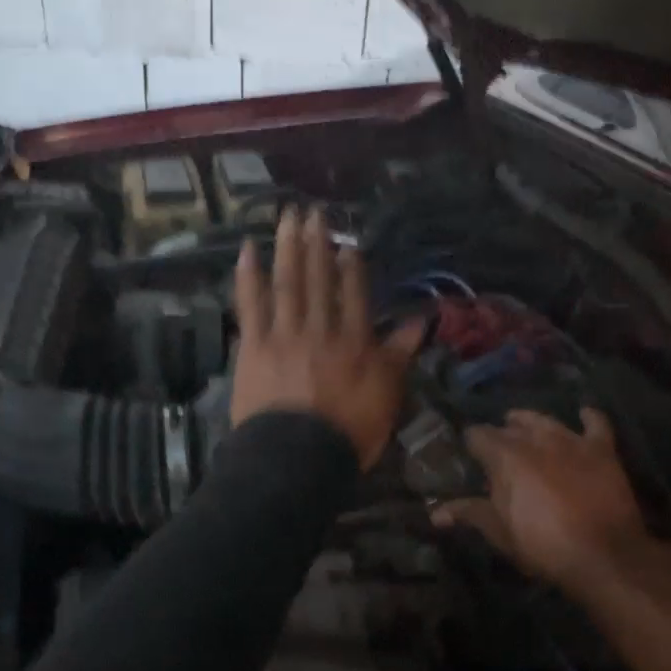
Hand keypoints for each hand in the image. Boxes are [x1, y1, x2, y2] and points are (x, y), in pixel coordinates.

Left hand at [232, 207, 420, 467]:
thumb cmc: (348, 433)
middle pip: (319, 279)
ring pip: (287, 282)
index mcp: (354, 342)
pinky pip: (250, 304)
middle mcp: (320, 329)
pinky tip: (248, 249)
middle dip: (317, 244)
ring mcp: (284, 335)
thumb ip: (400, 354)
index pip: (354, 294)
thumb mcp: (387, 396)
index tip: (346, 240)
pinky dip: (249, 275)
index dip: (350, 266)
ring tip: (288, 217)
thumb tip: (422, 321)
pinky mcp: (253, 346)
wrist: (297, 457)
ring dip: (288, 247)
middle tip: (313, 212)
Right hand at [433, 408, 652, 589]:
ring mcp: (572, 441)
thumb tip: (435, 513)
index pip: (479, 436)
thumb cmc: (543, 546)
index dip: (472, 442)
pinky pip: (595, 423)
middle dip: (501, 432)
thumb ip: (469, 513)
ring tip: (524, 425)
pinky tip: (583, 414)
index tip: (469, 453)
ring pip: (546, 420)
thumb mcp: (500, 532)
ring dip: (532, 421)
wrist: (602, 555)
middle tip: (496, 447)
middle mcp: (536, 440)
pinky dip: (588, 417)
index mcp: (506, 457)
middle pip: (512, 426)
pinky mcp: (602, 450)